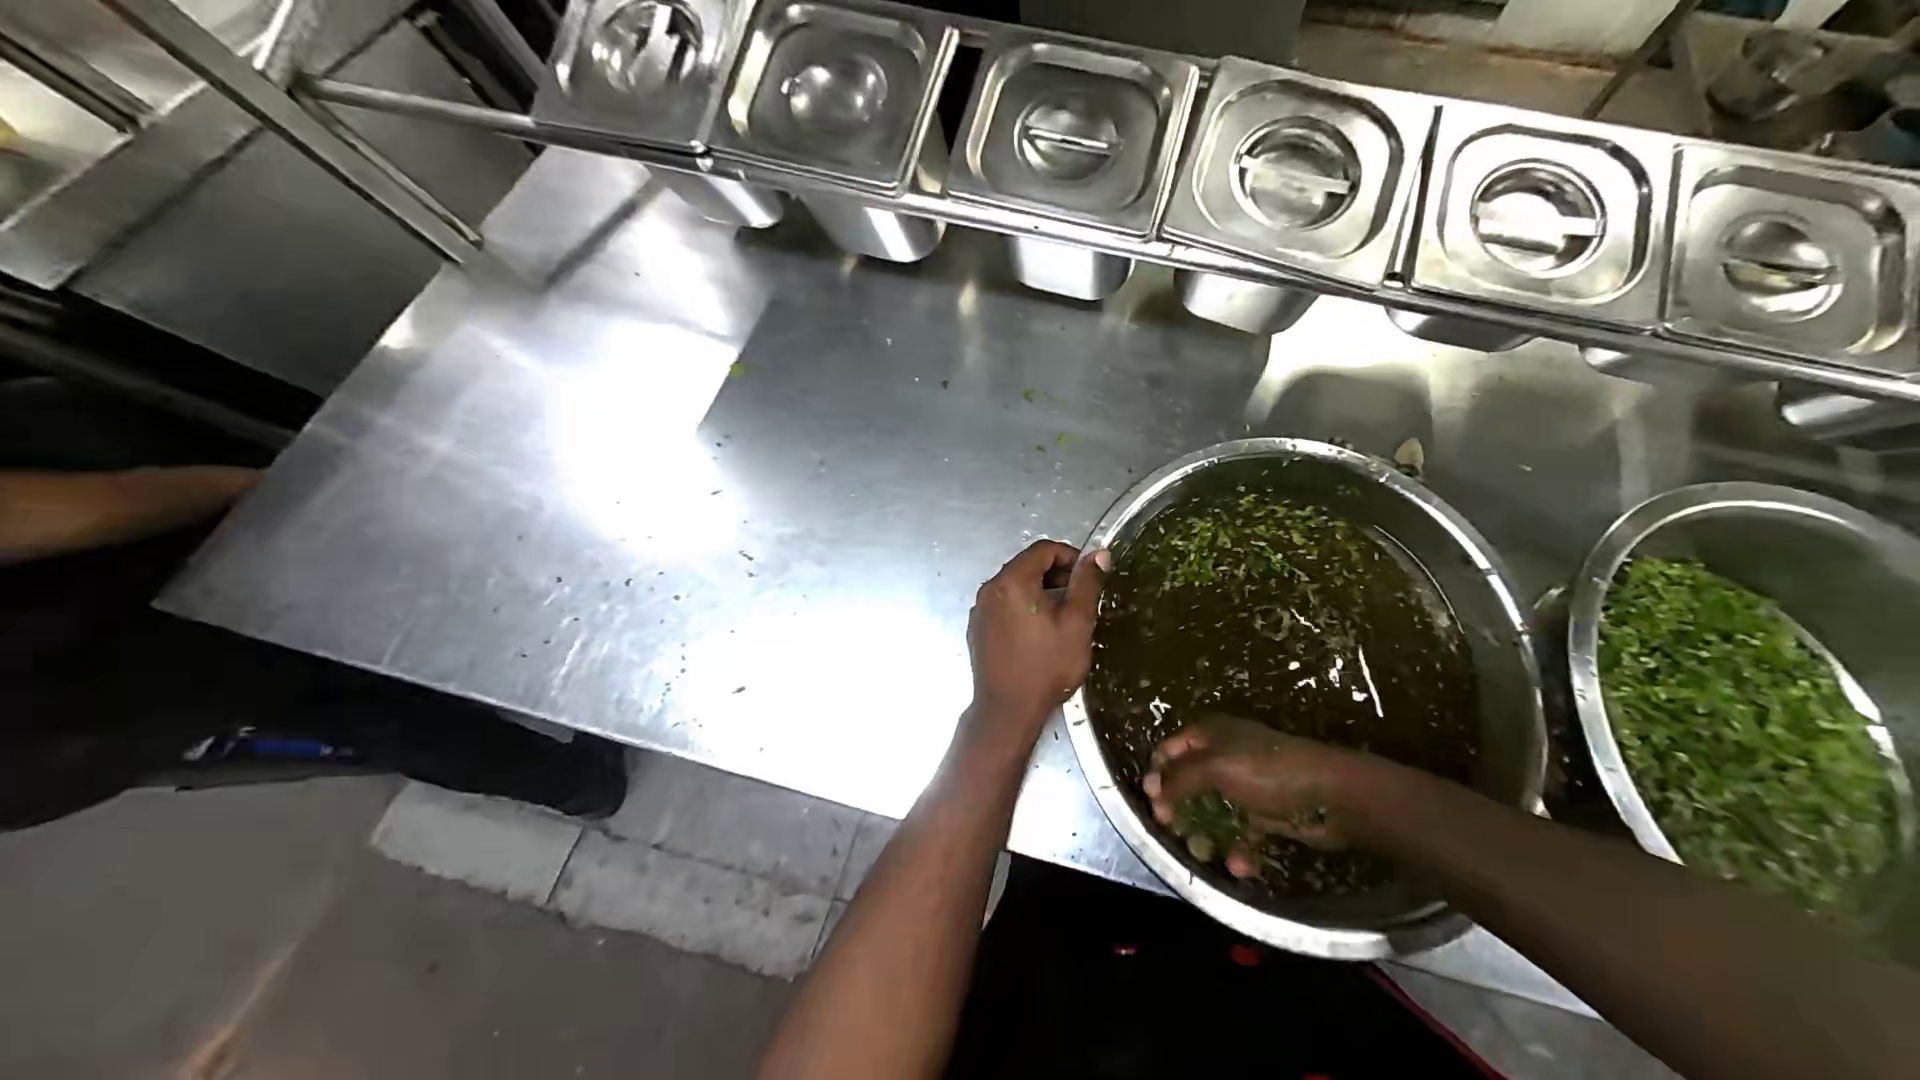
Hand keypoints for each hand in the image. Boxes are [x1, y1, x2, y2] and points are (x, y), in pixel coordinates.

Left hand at [965, 539, 1107, 748]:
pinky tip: (1038, 632)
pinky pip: (1003, 604)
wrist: (1008, 710)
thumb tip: (1099, 553)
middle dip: (1056, 574)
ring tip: (1062, 616)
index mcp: (1013, 581)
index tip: (1088, 577)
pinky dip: (1022, 606)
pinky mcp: (977, 627)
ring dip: (1040, 591)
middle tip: (1078, 598)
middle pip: (1026, 565)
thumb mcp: (1077, 623)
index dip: (1071, 557)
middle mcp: (990, 589)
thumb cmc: (1047, 667)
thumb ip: (1087, 583)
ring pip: (1014, 585)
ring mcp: (980, 609)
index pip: (1043, 549)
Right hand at [1143, 714, 1378, 875]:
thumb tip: (1149, 788)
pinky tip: (1240, 865)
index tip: (1153, 803)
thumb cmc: (1266, 770)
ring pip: (1212, 811)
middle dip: (1178, 809)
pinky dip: (1237, 848)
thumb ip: (1179, 778)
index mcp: (1209, 735)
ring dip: (1206, 834)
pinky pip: (1240, 831)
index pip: (1169, 751)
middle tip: (1172, 829)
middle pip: (1187, 784)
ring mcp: (1244, 786)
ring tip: (1203, 853)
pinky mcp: (1264, 813)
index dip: (1158, 775)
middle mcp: (1223, 757)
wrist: (1332, 796)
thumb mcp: (1214, 767)